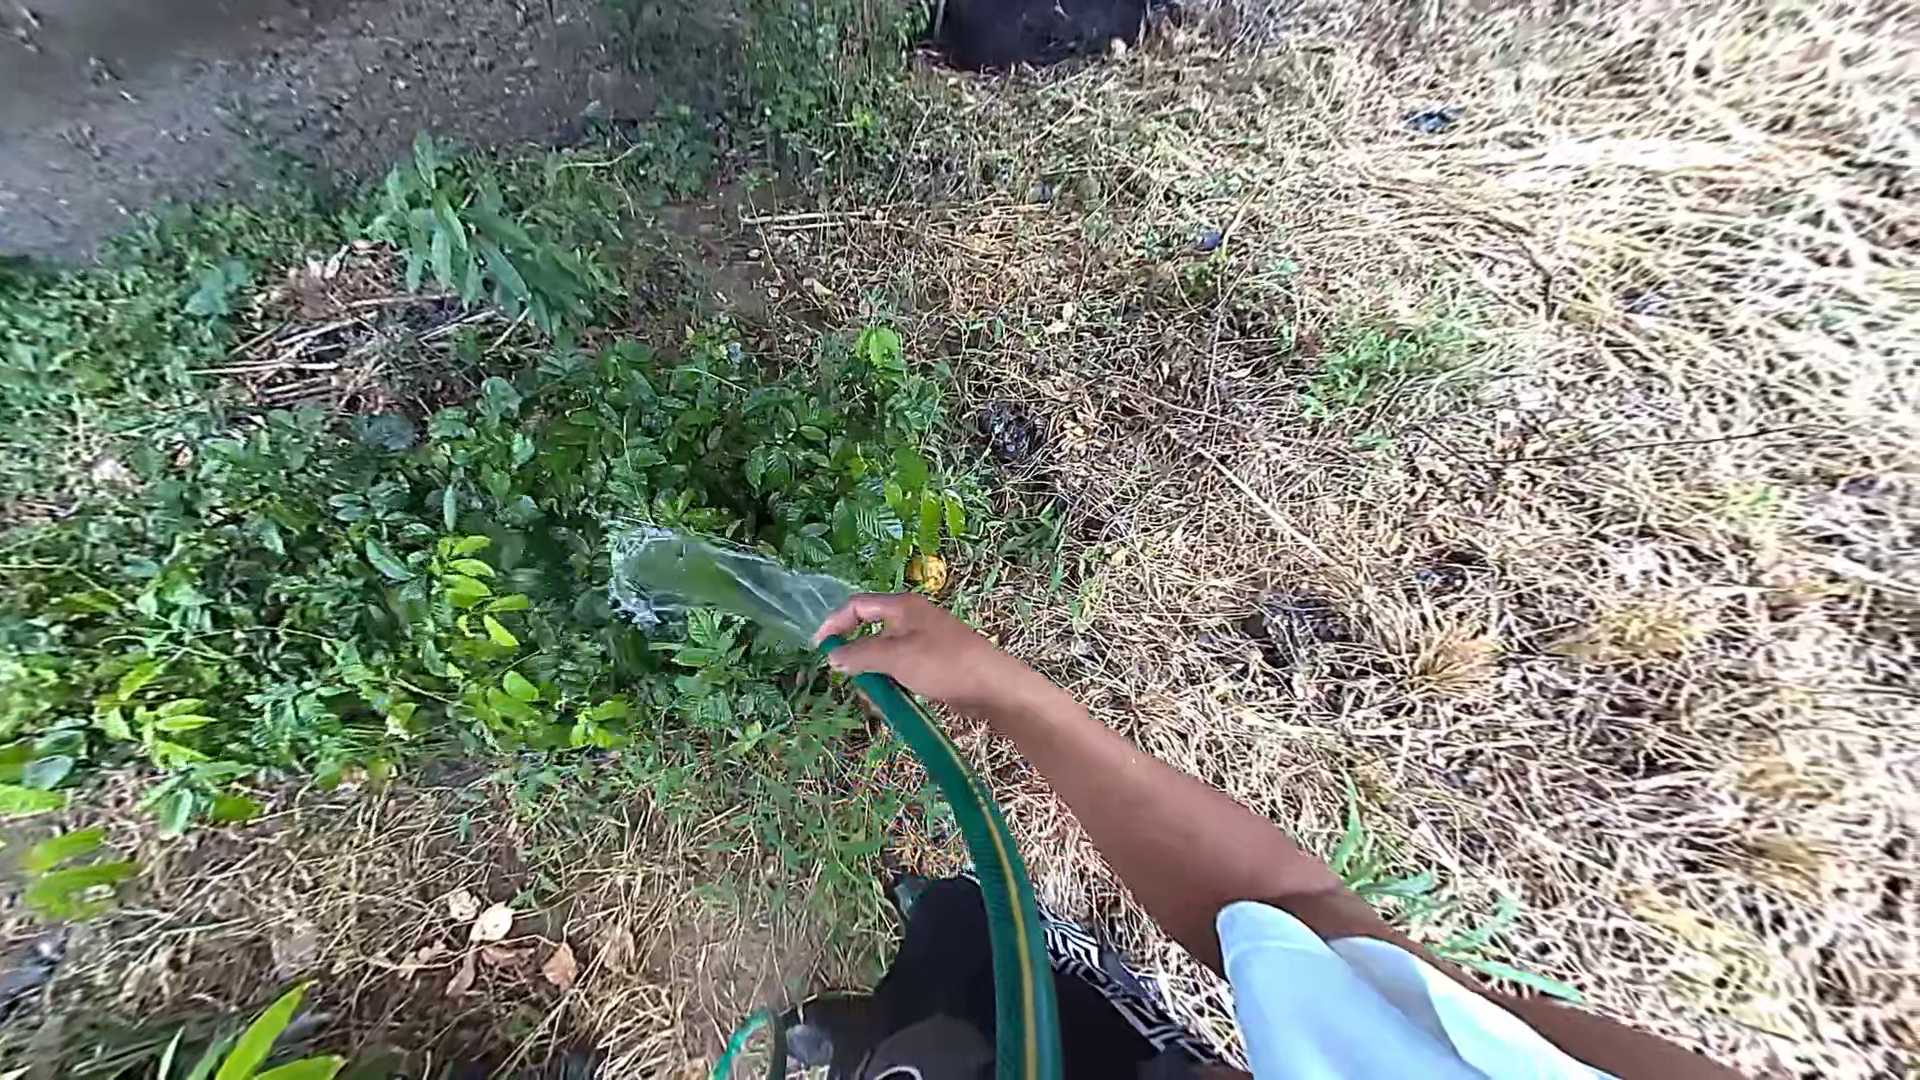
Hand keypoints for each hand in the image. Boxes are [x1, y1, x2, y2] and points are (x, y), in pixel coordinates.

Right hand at [812, 593, 1060, 718]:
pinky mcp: (932, 662)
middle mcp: (911, 618)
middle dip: (858, 657)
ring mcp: (923, 640)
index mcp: (901, 606)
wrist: (991, 685)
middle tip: (854, 680)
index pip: (857, 606)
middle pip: (870, 631)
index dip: (835, 623)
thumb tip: (833, 656)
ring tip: (880, 697)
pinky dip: (893, 682)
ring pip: (885, 655)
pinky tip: (897, 701)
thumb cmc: (942, 663)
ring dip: (876, 675)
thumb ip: (861, 654)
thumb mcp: (895, 657)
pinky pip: (901, 669)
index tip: (820, 648)